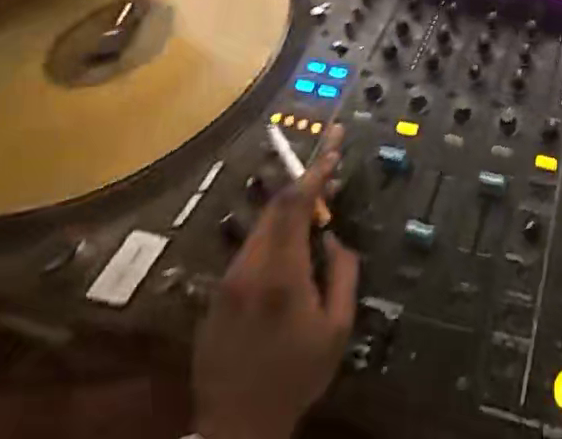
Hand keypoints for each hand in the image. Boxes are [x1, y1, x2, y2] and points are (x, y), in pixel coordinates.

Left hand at [193, 126, 357, 438]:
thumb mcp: (336, 331)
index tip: (332, 150)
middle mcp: (250, 266)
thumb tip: (335, 237)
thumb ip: (342, 275)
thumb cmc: (295, 377)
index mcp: (282, 274)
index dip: (315, 173)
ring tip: (313, 217)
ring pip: (261, 227)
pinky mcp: (218, 289)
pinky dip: (272, 238)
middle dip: (302, 183)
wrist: (237, 423)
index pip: (295, 205)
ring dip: (287, 213)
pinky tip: (288, 254)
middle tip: (327, 170)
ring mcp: (229, 277)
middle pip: (275, 207)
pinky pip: (250, 250)